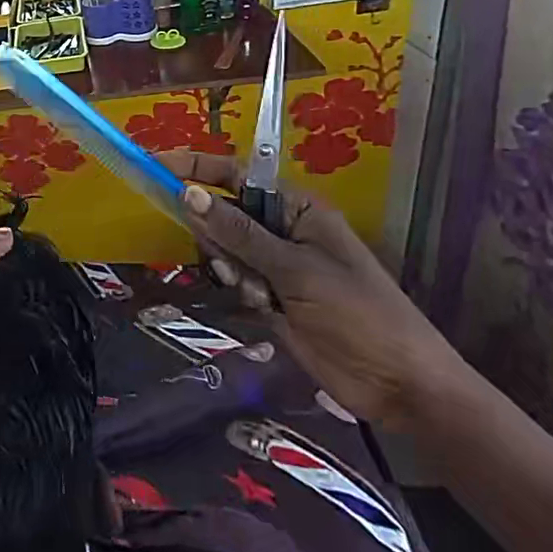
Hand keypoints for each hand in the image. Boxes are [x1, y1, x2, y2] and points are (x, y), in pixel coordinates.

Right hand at [158, 152, 473, 430]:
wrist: (398, 384)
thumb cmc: (357, 314)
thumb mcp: (295, 269)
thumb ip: (237, 232)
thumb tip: (187, 194)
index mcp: (298, 209)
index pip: (237, 175)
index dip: (196, 168)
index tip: (155, 167)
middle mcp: (283, 229)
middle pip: (223, 212)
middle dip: (216, 233)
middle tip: (230, 262)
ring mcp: (275, 263)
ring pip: (223, 248)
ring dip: (230, 267)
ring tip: (260, 293)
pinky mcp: (269, 294)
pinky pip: (232, 276)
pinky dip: (238, 288)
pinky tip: (263, 307)